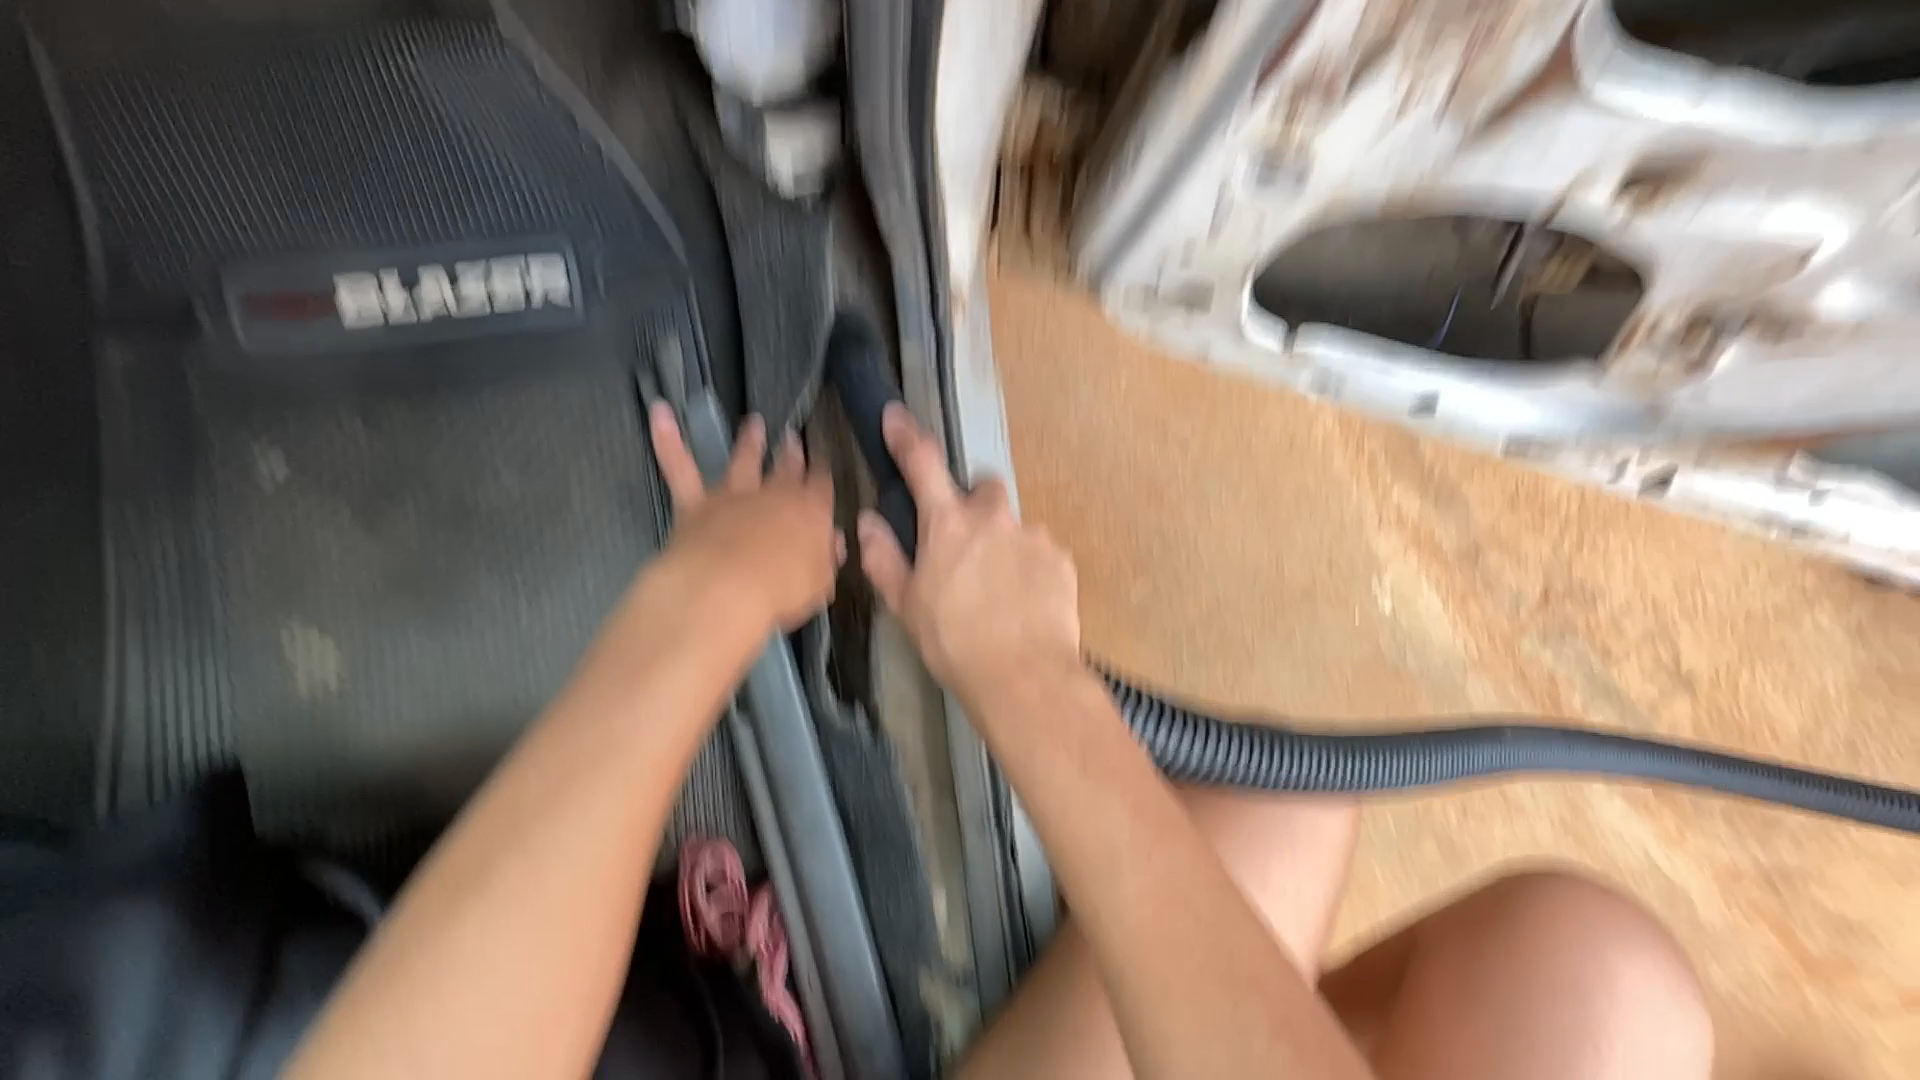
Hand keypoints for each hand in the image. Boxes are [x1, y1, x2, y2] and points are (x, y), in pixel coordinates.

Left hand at [649, 403, 842, 631]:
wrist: (726, 589)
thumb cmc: (780, 591)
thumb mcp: (819, 583)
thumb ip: (825, 559)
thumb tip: (833, 542)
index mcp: (810, 514)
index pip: (821, 487)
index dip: (821, 474)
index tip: (821, 462)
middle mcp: (774, 496)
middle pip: (786, 469)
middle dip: (792, 453)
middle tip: (792, 436)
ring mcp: (733, 495)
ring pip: (743, 460)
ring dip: (748, 441)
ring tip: (753, 423)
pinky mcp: (696, 503)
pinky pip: (679, 466)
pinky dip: (668, 439)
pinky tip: (660, 413)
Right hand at [858, 404, 1081, 702]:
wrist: (1023, 675)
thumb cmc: (953, 642)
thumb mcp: (905, 606)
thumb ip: (884, 558)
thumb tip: (868, 522)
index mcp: (948, 524)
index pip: (922, 464)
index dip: (905, 436)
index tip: (896, 415)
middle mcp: (993, 517)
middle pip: (983, 487)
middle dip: (974, 504)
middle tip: (965, 543)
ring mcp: (1033, 535)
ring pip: (1014, 524)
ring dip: (1003, 541)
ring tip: (998, 587)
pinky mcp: (1061, 559)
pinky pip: (1040, 551)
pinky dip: (1029, 566)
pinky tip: (1023, 600)